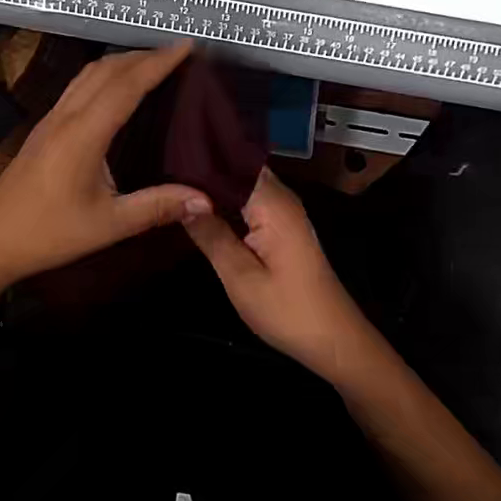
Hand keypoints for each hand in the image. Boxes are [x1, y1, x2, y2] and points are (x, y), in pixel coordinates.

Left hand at [0, 43, 211, 313]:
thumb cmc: (48, 234)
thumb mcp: (109, 225)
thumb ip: (157, 207)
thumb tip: (206, 200)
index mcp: (83, 134)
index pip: (126, 85)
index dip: (158, 63)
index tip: (187, 46)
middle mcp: (66, 117)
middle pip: (107, 70)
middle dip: (144, 55)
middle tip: (179, 53)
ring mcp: (51, 119)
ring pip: (89, 74)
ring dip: (123, 61)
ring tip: (154, 63)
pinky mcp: (44, 128)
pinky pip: (78, 86)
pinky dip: (105, 75)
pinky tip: (118, 88)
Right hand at [184, 170, 385, 382]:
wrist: (334, 340)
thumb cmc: (286, 310)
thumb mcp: (239, 276)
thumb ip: (211, 234)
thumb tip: (184, 199)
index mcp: (272, 203)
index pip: (233, 162)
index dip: (202, 159)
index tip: (169, 162)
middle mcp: (282, 199)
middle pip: (239, 171)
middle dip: (206, 172)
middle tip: (166, 177)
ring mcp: (286, 213)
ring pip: (245, 187)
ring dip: (216, 189)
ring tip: (176, 189)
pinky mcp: (285, 228)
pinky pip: (253, 204)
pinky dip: (230, 205)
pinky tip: (205, 213)